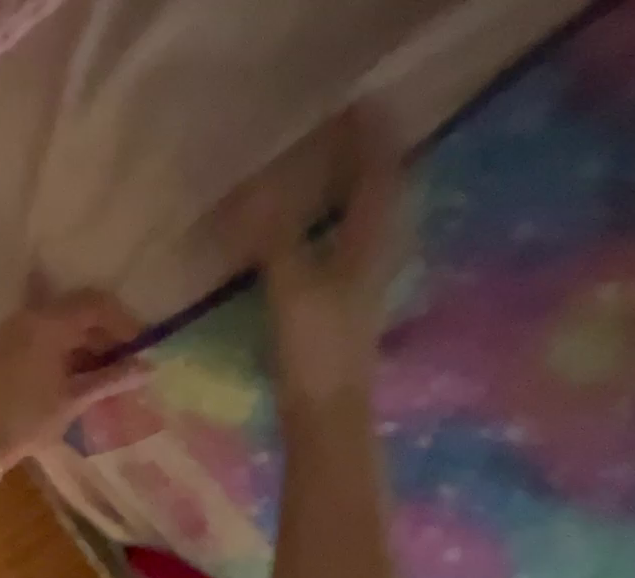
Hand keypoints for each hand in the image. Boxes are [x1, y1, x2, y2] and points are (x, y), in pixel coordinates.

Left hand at [0, 289, 140, 468]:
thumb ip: (112, 378)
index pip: (95, 304)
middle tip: (122, 358)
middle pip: (74, 310)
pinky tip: (70, 369)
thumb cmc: (29, 420)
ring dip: (79, 339)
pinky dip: (56, 346)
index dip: (123, 322)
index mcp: (47, 323)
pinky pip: (34, 336)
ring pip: (53, 322)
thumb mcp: (75, 398)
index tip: (140, 346)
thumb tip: (148, 368)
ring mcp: (7, 332)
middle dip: (101, 331)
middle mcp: (25, 318)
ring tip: (99, 368)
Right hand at [219, 106, 406, 407]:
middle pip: (379, 196)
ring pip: (364, 222)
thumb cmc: (315, 352)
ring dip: (349, 194)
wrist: (327, 412)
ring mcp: (360, 283)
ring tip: (327, 174)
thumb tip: (255, 193)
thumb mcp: (292, 292)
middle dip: (364, 162)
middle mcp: (375, 257)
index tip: (351, 109)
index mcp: (371, 247)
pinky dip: (332, 227)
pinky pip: (344, 247)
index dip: (368, 141)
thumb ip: (276, 241)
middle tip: (338, 136)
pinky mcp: (341, 304)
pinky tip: (312, 233)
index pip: (378, 178)